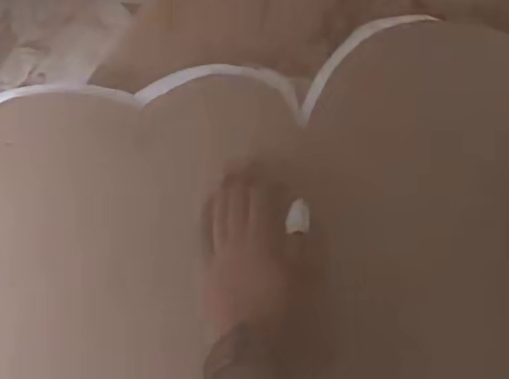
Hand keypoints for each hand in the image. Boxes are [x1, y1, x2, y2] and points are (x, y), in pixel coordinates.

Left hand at [202, 170, 296, 343]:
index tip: (280, 178)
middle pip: (238, 199)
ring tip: (231, 171)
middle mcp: (238, 240)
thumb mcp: (305, 279)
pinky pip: (203, 233)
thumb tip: (301, 216)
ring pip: (220, 211)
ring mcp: (219, 253)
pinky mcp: (206, 267)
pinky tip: (210, 198)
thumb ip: (305, 244)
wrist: (250, 346)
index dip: (269, 182)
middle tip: (252, 163)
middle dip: (245, 177)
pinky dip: (206, 212)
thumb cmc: (282, 311)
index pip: (262, 198)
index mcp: (263, 240)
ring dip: (226, 188)